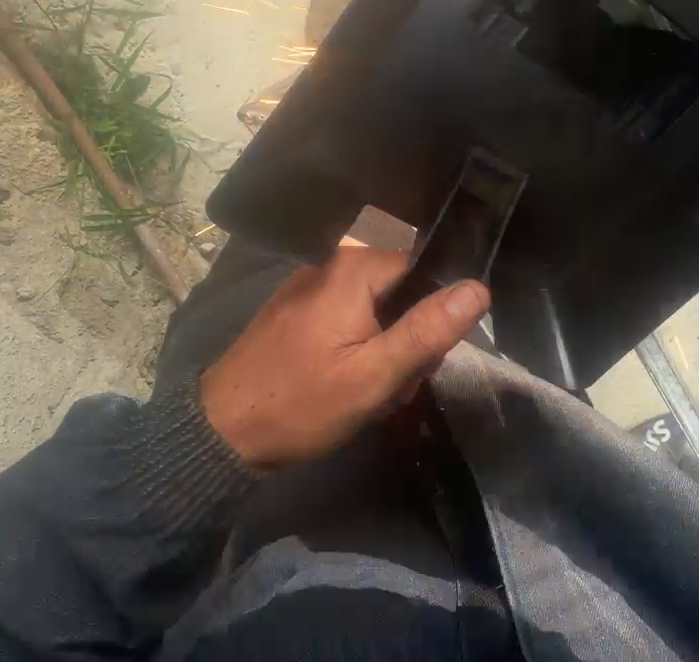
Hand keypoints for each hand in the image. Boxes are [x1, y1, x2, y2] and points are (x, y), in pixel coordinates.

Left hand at [198, 248, 490, 465]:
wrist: (218, 435)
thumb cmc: (301, 403)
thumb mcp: (374, 375)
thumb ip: (428, 330)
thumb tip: (479, 288)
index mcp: (354, 267)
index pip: (425, 271)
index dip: (433, 315)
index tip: (421, 360)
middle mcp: (333, 262)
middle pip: (402, 290)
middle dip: (406, 338)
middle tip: (390, 386)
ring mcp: (311, 285)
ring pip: (378, 308)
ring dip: (384, 349)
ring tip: (368, 392)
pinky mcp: (297, 308)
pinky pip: (349, 317)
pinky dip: (357, 348)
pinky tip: (346, 383)